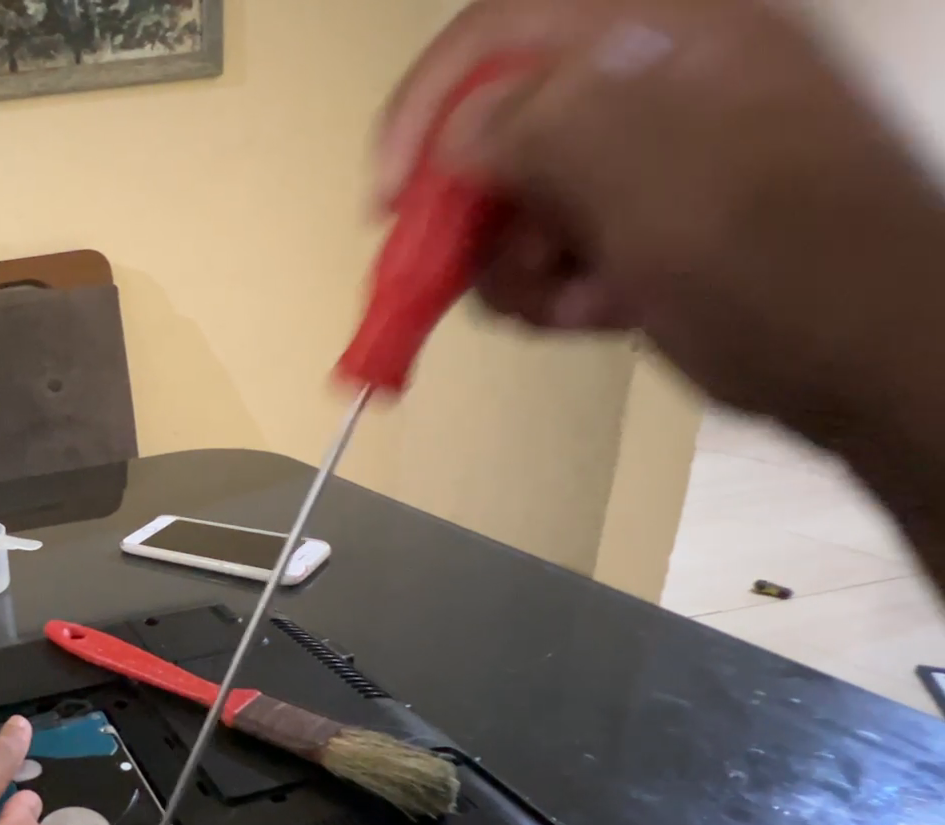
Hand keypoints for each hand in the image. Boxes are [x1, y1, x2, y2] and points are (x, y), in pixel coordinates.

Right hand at [380, 0, 944, 442]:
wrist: (865, 362)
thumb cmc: (777, 262)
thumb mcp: (660, 178)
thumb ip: (550, 124)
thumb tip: (457, 134)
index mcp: (667, 36)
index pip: (502, 31)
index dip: (425, 107)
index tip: (389, 200)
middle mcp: (642, 86)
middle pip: (491, 127)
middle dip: (468, 210)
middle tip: (461, 267)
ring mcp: (633, 159)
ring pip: (504, 200)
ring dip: (509, 265)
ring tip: (564, 298)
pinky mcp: (624, 221)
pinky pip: (535, 247)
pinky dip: (541, 290)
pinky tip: (590, 310)